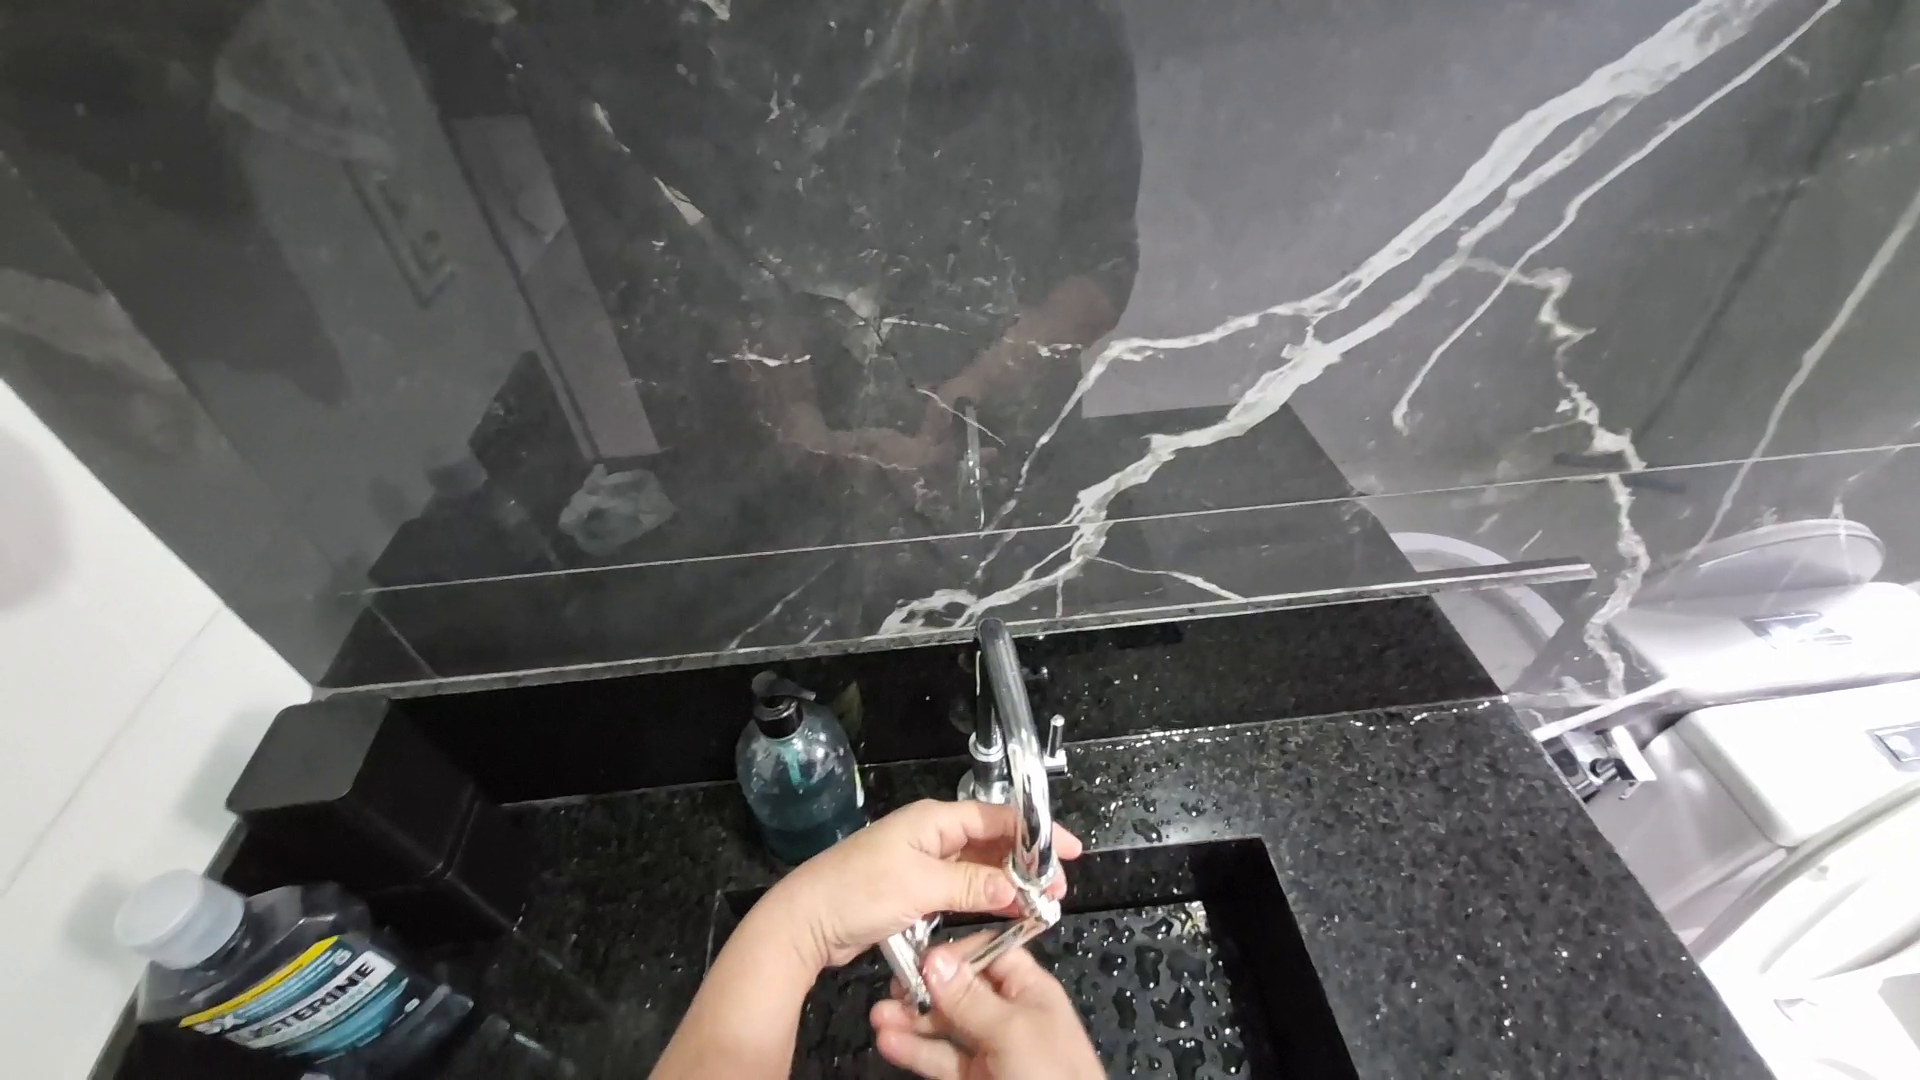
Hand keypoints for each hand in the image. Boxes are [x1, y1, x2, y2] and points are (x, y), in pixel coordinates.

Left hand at [753, 800, 1083, 971]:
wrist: (807, 919)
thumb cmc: (859, 890)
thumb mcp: (920, 885)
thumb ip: (972, 884)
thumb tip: (1015, 888)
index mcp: (934, 820)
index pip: (996, 818)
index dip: (1034, 832)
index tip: (1067, 850)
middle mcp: (932, 834)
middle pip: (991, 841)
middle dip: (1025, 861)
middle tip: (1056, 887)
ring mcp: (923, 862)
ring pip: (978, 866)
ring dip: (1007, 881)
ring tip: (1038, 902)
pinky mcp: (916, 888)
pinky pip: (961, 887)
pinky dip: (983, 896)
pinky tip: (1003, 911)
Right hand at [870, 932, 1103, 1079]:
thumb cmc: (1049, 1075)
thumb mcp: (1011, 1032)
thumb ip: (970, 998)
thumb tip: (933, 958)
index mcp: (1028, 989)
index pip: (987, 953)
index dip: (955, 954)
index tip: (920, 960)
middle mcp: (1008, 1013)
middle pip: (961, 988)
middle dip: (925, 988)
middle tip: (891, 989)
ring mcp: (991, 1049)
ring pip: (946, 1025)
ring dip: (913, 1020)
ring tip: (879, 1017)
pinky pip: (943, 1059)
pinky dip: (917, 1051)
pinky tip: (890, 1043)